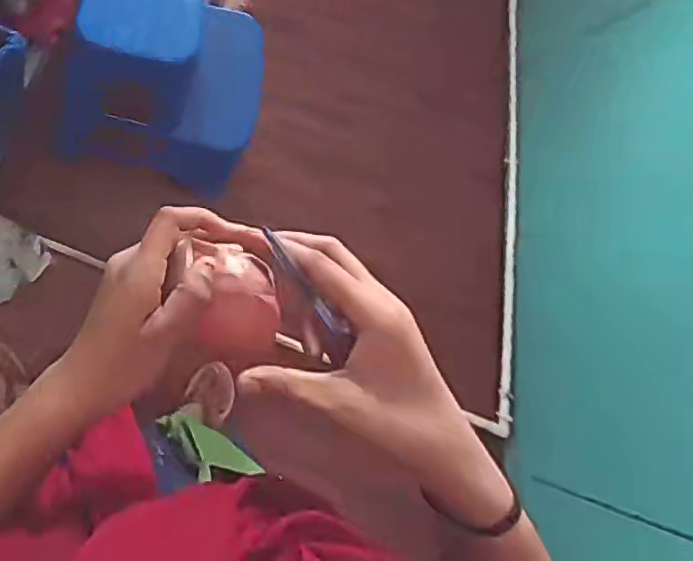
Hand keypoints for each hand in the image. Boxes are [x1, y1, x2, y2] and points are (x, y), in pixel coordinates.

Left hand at [39, 207, 225, 420]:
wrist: (79, 386)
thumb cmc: (122, 365)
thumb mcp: (164, 336)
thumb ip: (190, 297)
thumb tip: (210, 264)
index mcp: (138, 266)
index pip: (169, 219)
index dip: (201, 217)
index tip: (229, 234)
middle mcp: (127, 260)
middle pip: (169, 234)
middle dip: (203, 241)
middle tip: (235, 262)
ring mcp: (121, 272)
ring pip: (164, 251)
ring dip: (192, 259)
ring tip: (221, 280)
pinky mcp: (121, 286)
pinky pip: (156, 267)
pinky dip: (178, 273)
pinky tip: (193, 297)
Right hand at [234, 232, 469, 475]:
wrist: (451, 454)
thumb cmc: (400, 428)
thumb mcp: (340, 405)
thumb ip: (289, 385)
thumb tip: (242, 378)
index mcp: (374, 311)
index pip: (321, 264)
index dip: (284, 248)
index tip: (251, 238)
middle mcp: (381, 300)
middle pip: (332, 253)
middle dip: (293, 246)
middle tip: (257, 249)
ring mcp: (385, 309)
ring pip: (339, 271)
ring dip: (306, 275)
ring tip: (275, 293)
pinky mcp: (385, 324)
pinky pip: (345, 293)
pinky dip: (319, 296)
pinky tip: (303, 323)